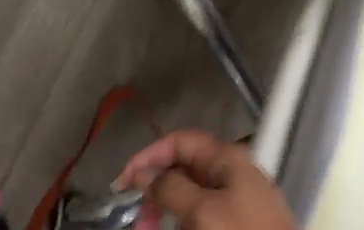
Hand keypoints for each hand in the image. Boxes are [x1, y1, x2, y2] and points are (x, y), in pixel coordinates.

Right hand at [116, 130, 295, 229]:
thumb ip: (170, 187)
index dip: (148, 156)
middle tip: (139, 221)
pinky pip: (204, 215)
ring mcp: (238, 199)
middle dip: (157, 192)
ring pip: (191, 197)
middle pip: (183, 170)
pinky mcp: (240, 222)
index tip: (123, 182)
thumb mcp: (202, 211)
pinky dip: (185, 222)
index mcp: (227, 158)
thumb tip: (143, 173)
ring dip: (167, 212)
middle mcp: (232, 172)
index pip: (179, 141)